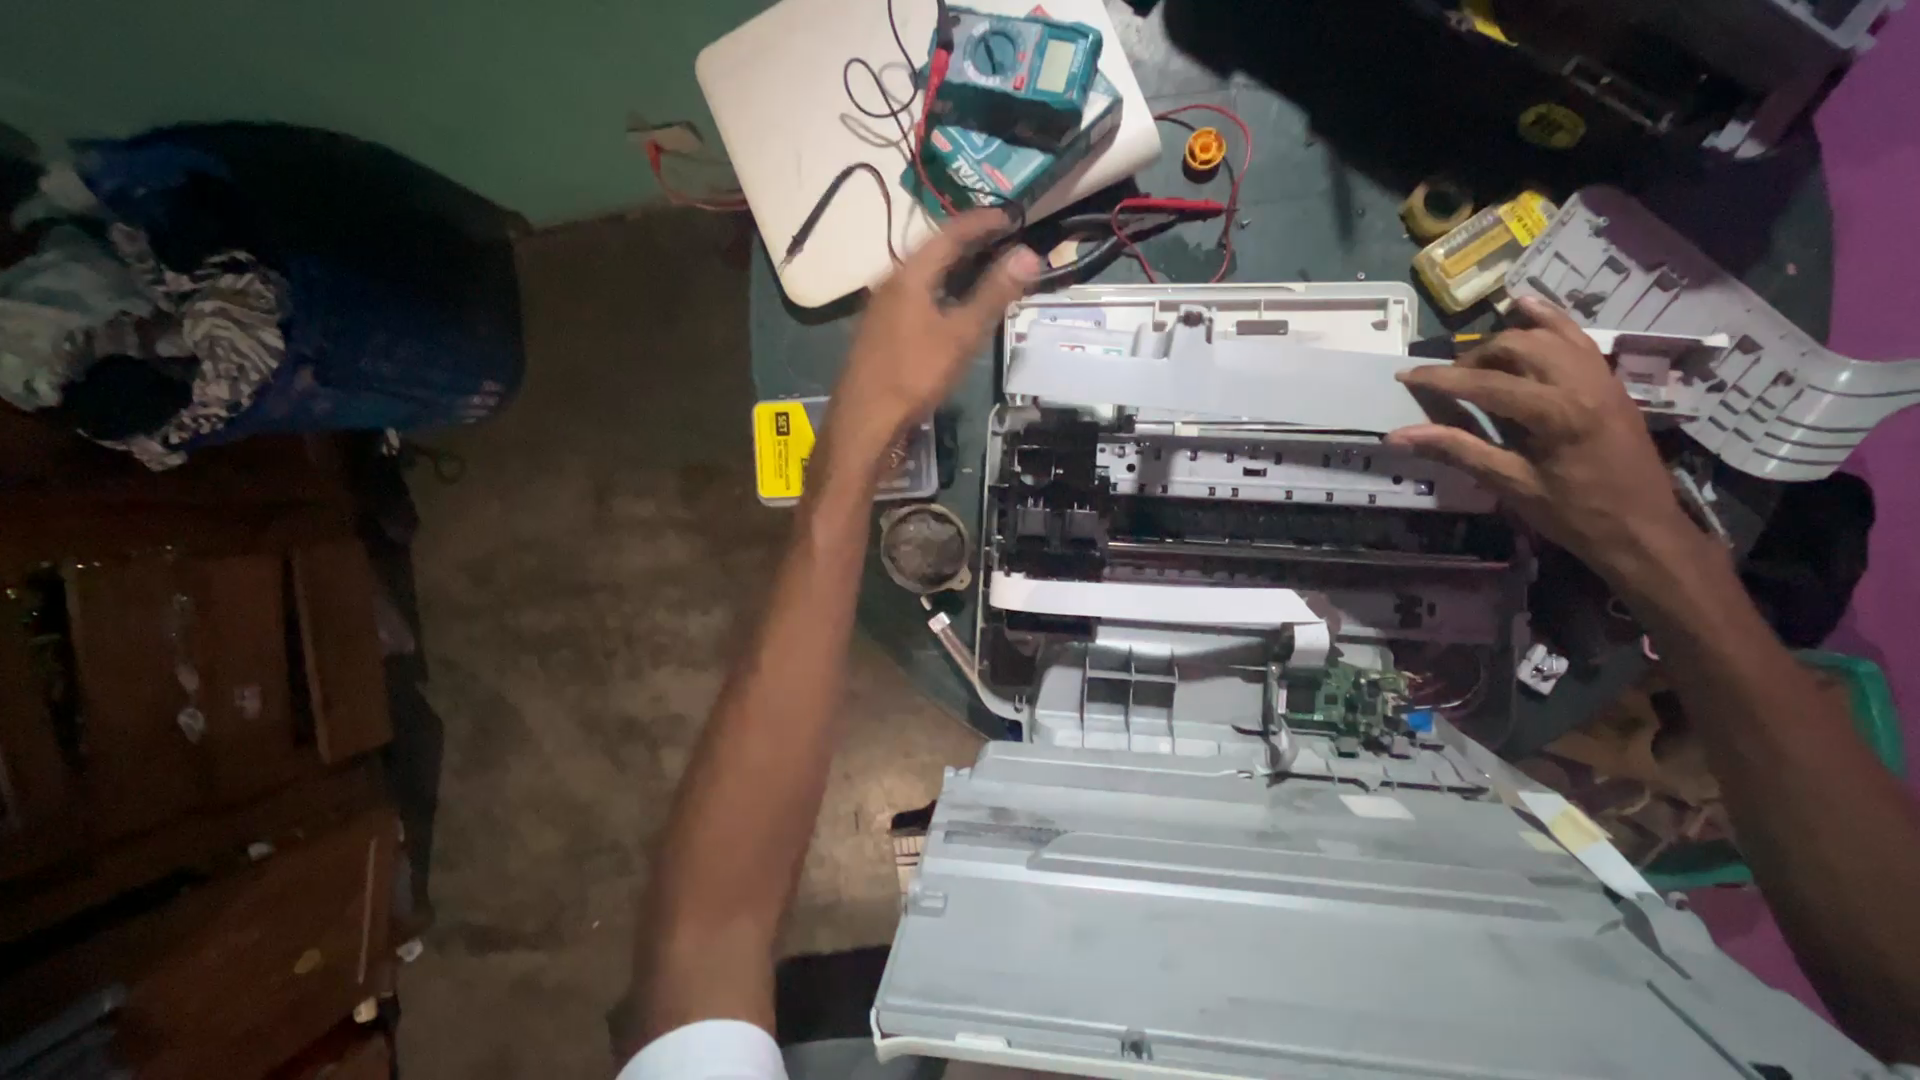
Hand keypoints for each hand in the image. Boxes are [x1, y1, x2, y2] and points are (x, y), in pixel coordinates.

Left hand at [828, 210, 1040, 461]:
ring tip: (987, 268)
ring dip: (955, 267)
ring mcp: (881, 304)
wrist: (865, 420)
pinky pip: (915, 293)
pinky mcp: (879, 327)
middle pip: (934, 249)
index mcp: (909, 273)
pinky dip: (940, 288)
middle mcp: (890, 280)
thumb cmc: (914, 375)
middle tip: (1005, 240)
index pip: (950, 232)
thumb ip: (994, 293)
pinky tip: (954, 305)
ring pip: (924, 273)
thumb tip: (1029, 254)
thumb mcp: (961, 335)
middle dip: (971, 242)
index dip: (984, 221)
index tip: (1014, 216)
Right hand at [1386, 296, 1699, 581]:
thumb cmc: (1575, 513)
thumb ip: (1458, 450)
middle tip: (1446, 382)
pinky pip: (1576, 338)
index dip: (1440, 379)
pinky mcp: (1608, 381)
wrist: (1642, 527)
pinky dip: (1549, 320)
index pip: (1485, 383)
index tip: (1405, 377)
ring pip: (1546, 335)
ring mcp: (1601, 377)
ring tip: (1476, 359)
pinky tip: (1525, 306)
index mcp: (1557, 413)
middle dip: (1473, 359)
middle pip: (1516, 347)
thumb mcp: (1511, 485)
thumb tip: (1400, 435)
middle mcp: (1582, 383)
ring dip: (1506, 340)